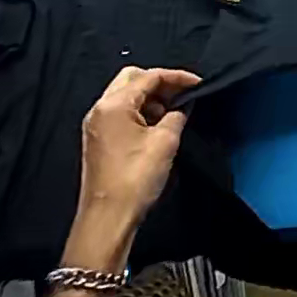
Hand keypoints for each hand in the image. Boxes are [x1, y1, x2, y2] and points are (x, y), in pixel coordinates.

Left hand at [72, 67, 200, 243]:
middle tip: (183, 93)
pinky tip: (159, 124)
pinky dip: (142, 110)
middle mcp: (100, 109)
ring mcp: (97, 125)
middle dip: (161, 83)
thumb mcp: (166, 140)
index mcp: (113, 105)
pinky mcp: (100, 139)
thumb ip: (178, 114)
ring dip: (152, 97)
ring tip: (174, 110)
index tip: (199, 83)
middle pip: (133, 78)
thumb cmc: (135, 177)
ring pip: (127, 95)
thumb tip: (183, 105)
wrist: (108, 220)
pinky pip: (123, 112)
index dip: (177, 77)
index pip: (149, 77)